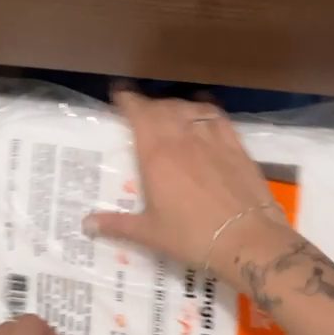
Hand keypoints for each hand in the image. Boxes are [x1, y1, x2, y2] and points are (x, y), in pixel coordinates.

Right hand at [83, 88, 288, 268]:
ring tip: (167, 111)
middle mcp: (181, 138)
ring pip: (188, 108)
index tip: (118, 94)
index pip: (138, 112)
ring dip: (173, 105)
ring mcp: (211, 139)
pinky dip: (204, 110)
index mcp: (155, 154)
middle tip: (139, 110)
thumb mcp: (150, 233)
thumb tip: (85, 224)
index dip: (127, 99)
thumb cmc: (192, 236)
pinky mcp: (236, 146)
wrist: (247, 240)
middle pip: (161, 107)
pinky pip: (216, 116)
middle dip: (147, 104)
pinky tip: (202, 114)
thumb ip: (116, 225)